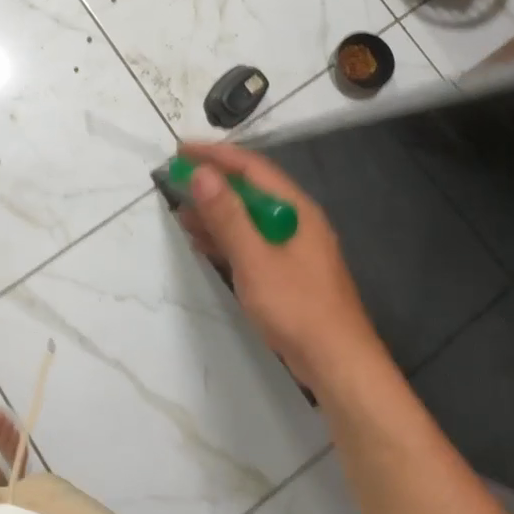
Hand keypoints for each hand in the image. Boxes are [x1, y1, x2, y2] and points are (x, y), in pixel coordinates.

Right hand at [176, 141, 383, 390]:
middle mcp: (297, 221)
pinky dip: (225, 235)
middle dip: (212, 181)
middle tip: (175, 176)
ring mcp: (293, 247)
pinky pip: (251, 240)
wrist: (338, 364)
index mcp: (296, 210)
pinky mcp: (287, 271)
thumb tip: (202, 173)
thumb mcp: (255, 259)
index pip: (252, 168)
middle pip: (250, 189)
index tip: (181, 149)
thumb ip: (227, 216)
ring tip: (180, 208)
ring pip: (248, 216)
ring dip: (215, 210)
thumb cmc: (297, 307)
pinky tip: (202, 241)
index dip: (216, 155)